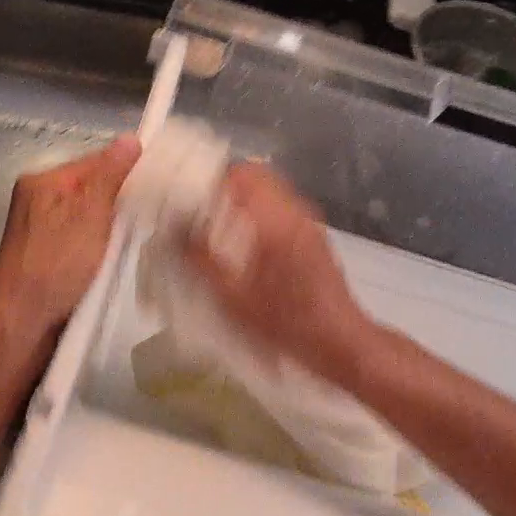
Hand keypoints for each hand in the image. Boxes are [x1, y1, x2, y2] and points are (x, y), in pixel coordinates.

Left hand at [0, 137, 140, 336]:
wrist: (22, 327)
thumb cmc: (54, 266)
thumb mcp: (88, 215)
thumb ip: (110, 176)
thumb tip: (131, 139)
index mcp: (44, 182)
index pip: (97, 161)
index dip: (130, 169)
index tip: (164, 182)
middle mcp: (42, 200)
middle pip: (96, 188)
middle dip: (125, 201)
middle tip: (159, 213)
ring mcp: (46, 230)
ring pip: (95, 217)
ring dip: (118, 228)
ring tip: (147, 236)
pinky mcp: (52, 257)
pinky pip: (87, 240)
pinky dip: (105, 247)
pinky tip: (124, 258)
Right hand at [183, 162, 377, 384]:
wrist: (341, 342)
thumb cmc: (287, 324)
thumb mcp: (234, 299)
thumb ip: (201, 259)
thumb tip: (175, 228)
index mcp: (275, 219)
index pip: (239, 173)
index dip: (209, 179)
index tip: (187, 198)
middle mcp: (295, 210)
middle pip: (254, 176)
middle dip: (223, 189)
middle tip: (199, 213)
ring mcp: (308, 220)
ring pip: (268, 190)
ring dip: (241, 201)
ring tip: (218, 229)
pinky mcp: (313, 234)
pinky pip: (279, 207)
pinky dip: (258, 214)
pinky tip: (245, 245)